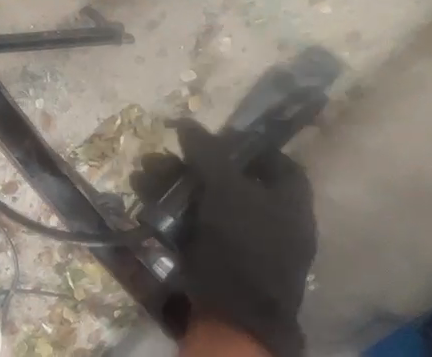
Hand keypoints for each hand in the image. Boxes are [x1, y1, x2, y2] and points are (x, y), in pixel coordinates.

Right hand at [133, 121, 316, 356]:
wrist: (231, 308)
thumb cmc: (242, 242)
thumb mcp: (227, 189)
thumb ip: (209, 153)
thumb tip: (187, 122)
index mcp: (288, 205)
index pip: (281, 165)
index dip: (252, 146)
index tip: (218, 133)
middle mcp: (268, 219)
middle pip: (230, 177)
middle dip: (192, 162)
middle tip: (165, 153)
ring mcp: (238, 236)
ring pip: (201, 195)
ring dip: (169, 180)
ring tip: (143, 174)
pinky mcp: (210, 249)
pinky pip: (187, 217)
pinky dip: (165, 203)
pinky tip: (142, 195)